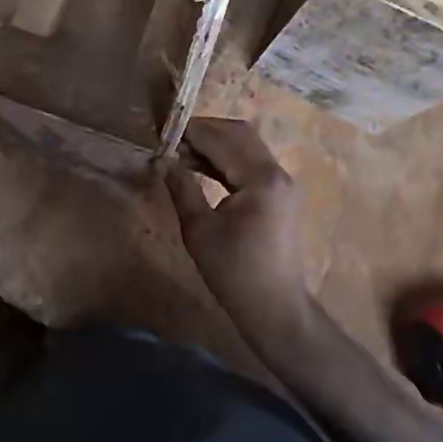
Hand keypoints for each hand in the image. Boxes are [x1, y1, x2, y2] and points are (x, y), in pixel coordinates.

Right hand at [164, 118, 312, 334]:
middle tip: (172, 139)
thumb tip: (161, 160)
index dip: (191, 132)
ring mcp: (281, 181)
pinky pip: (251, 162)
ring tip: (181, 152)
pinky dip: (227, 159)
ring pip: (246, 145)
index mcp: (261, 178)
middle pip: (239, 134)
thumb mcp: (200, 231)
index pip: (222, 139)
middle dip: (205, 132)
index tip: (163, 131)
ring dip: (216, 144)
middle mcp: (276, 171)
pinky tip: (202, 167)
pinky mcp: (279, 193)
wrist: (276, 310)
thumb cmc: (235, 273)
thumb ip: (182, 188)